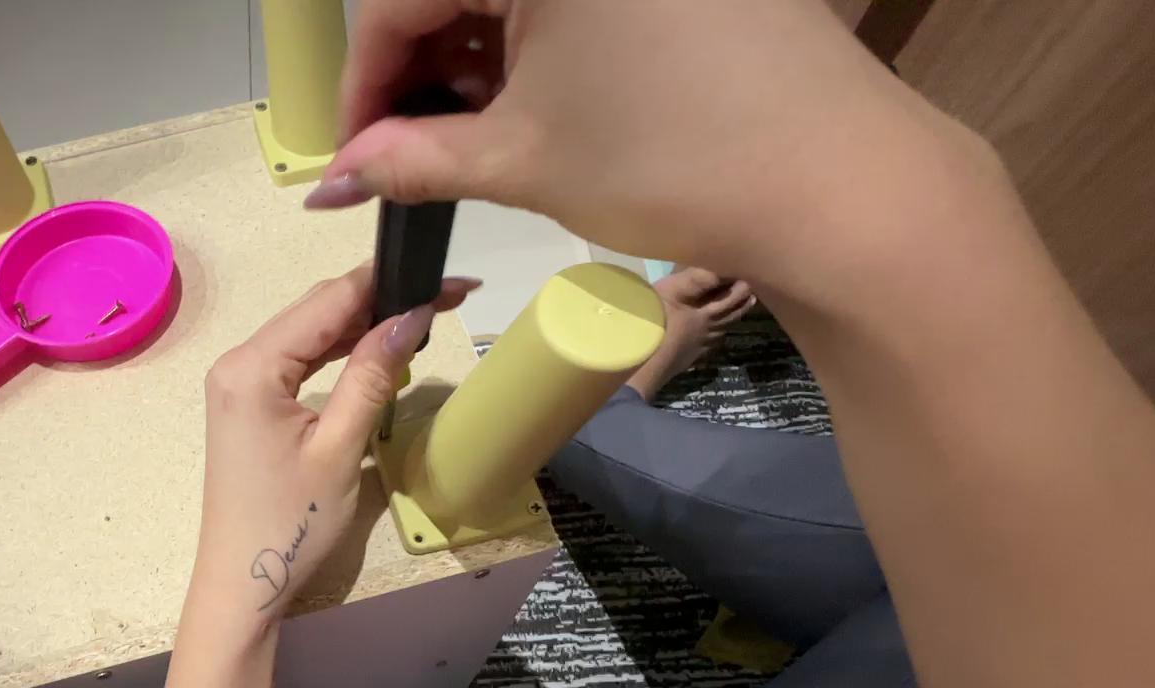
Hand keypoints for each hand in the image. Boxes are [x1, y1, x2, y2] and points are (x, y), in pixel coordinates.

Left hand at [187, 264, 477, 625]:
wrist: (243, 583)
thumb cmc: (291, 524)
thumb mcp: (339, 449)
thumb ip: (372, 375)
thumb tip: (413, 313)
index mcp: (252, 367)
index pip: (328, 301)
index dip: (388, 283)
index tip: (446, 276)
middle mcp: (238, 362)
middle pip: (316, 311)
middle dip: (379, 300)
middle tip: (446, 295)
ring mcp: (240, 384)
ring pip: (308, 335)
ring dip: (361, 325)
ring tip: (421, 317)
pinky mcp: (249, 405)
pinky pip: (298, 363)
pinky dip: (337, 353)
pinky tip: (374, 348)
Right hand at [309, 0, 989, 283]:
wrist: (822, 176)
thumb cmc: (659, 161)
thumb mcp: (517, 160)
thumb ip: (409, 161)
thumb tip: (332, 179)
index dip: (360, 86)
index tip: (351, 156)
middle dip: (409, 73)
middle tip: (400, 151)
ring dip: (462, 58)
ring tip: (459, 134)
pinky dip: (520, 40)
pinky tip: (516, 97)